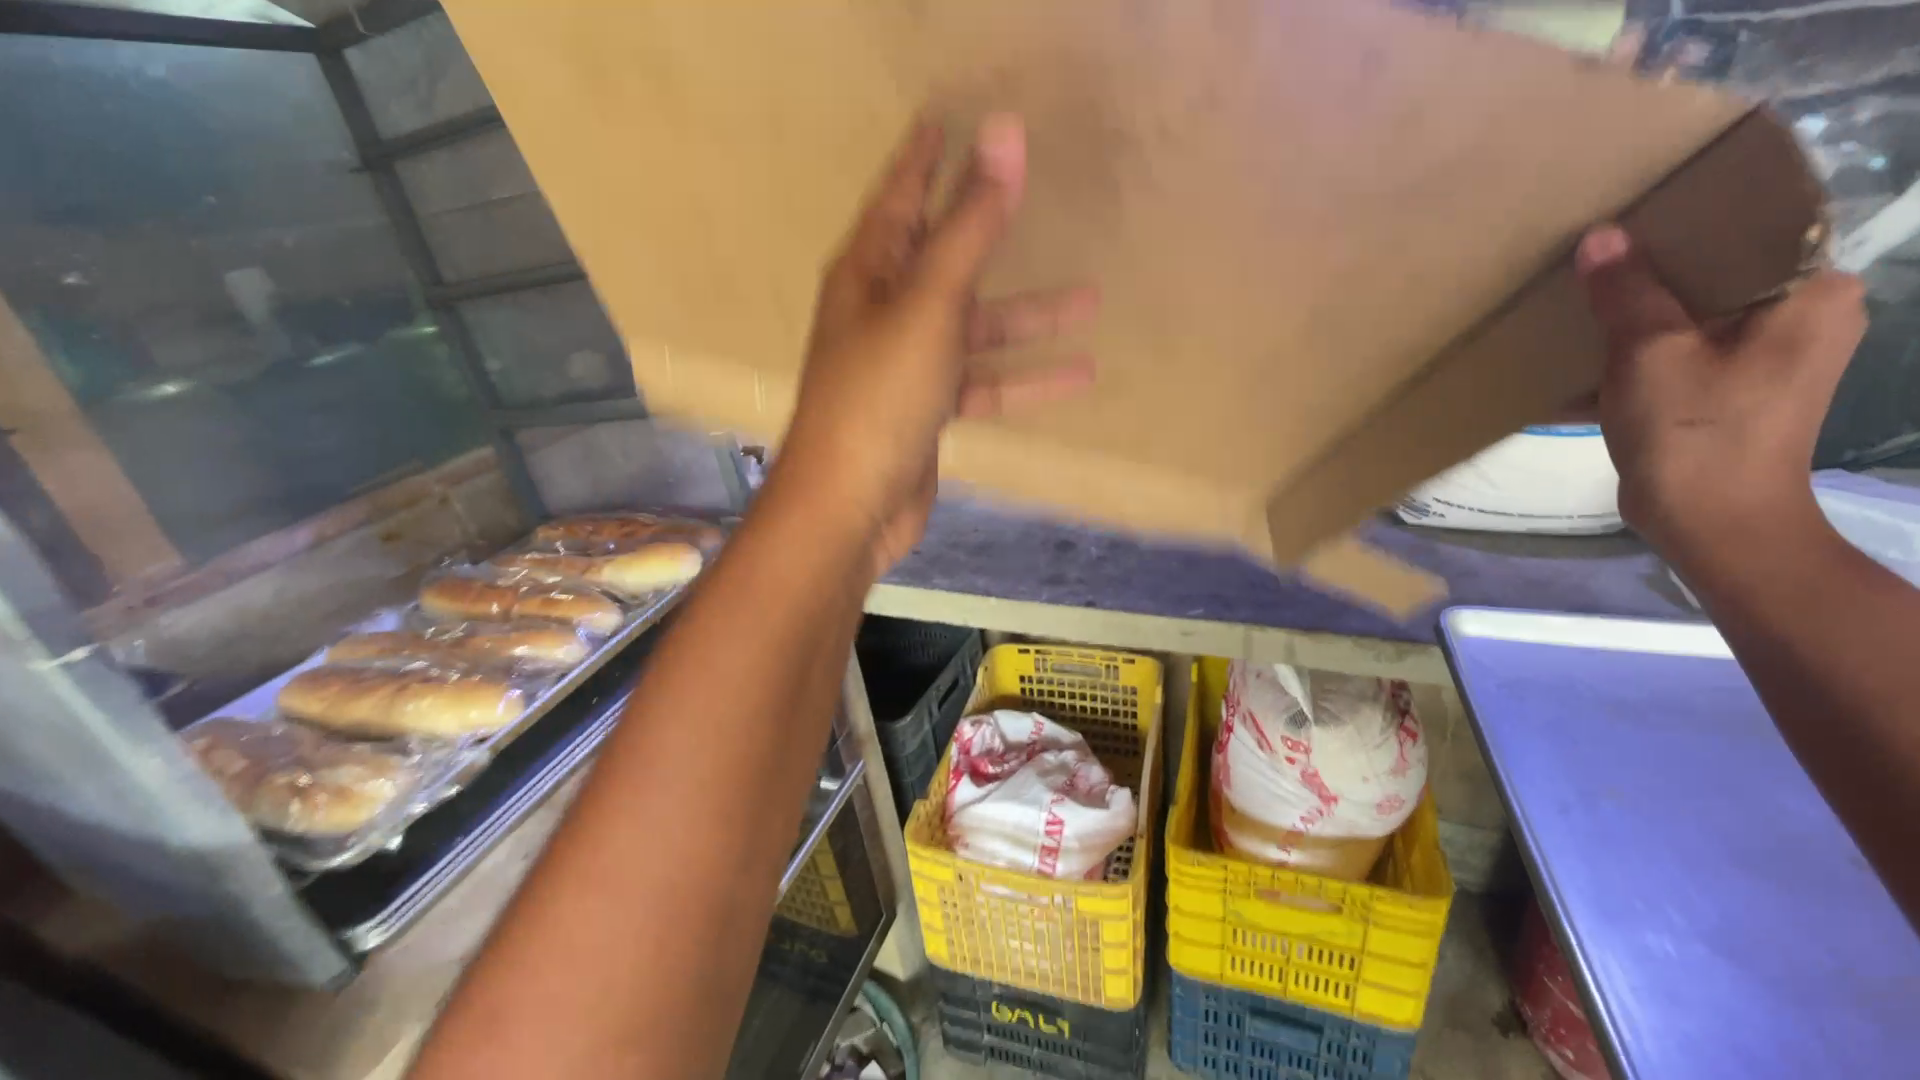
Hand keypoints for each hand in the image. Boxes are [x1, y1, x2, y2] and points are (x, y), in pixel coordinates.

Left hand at [776, 115, 1098, 574]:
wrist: (850, 504)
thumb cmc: (880, 395)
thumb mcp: (931, 303)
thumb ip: (972, 225)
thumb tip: (1005, 133)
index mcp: (869, 271)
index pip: (900, 195)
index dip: (924, 156)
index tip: (946, 118)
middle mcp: (885, 309)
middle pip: (946, 256)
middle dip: (988, 228)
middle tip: (1029, 190)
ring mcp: (907, 362)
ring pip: (975, 326)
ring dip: (1028, 317)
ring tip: (1092, 300)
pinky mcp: (928, 409)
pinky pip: (983, 381)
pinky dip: (1024, 378)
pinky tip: (1078, 375)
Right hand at [1575, 225, 1865, 565]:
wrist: (1713, 525)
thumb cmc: (1696, 433)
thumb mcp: (1649, 353)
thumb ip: (1625, 291)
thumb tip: (1600, 236)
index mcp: (1813, 294)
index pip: (1758, 228)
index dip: (1695, 217)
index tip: (1638, 209)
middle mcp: (1807, 317)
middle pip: (1724, 271)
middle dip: (1659, 268)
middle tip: (1601, 251)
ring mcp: (1772, 359)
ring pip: (1700, 313)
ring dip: (1646, 311)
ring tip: (1591, 293)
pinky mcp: (1737, 391)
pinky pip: (1689, 350)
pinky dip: (1646, 350)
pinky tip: (1594, 349)